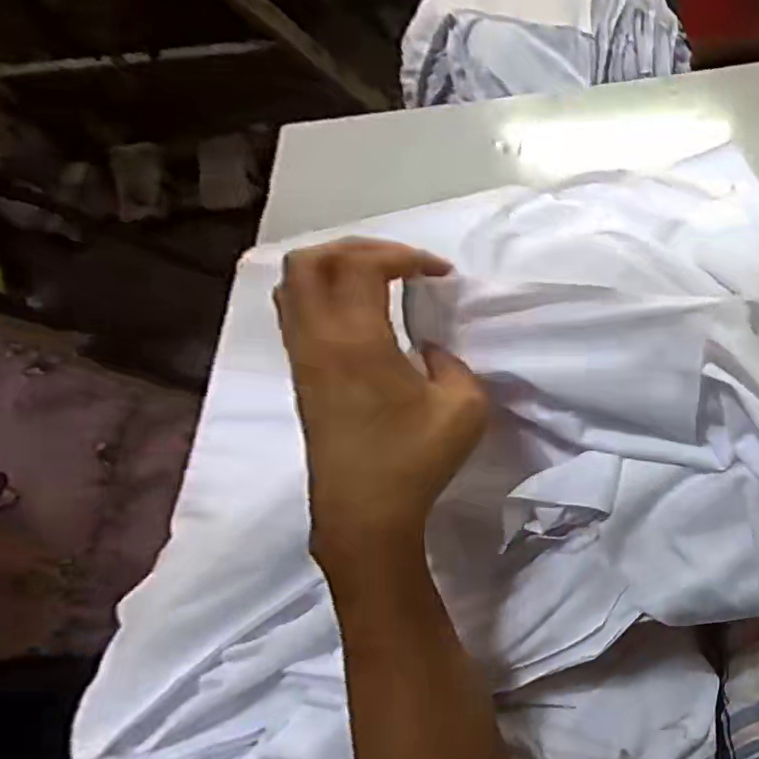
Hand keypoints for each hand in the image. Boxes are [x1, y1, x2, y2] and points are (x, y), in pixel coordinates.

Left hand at [275, 238, 487, 562]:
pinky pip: (296, 310)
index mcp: (356, 340)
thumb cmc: (416, 458)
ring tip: (380, 279)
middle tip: (405, 263)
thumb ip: (454, 365)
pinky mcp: (301, 375)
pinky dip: (324, 292)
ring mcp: (302, 356)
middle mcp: (317, 338)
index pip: (362, 265)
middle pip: (313, 260)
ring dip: (336, 267)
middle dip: (362, 248)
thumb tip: (428, 351)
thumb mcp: (465, 407)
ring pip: (293, 282)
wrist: (364, 510)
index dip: (404, 255)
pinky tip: (360, 311)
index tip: (440, 273)